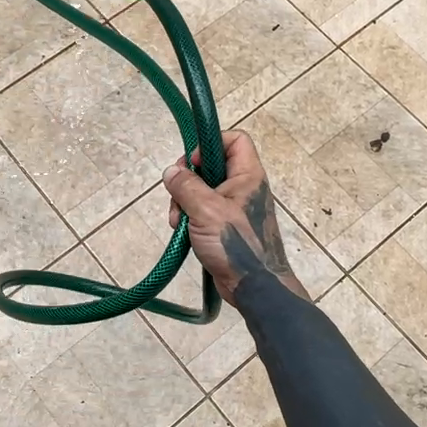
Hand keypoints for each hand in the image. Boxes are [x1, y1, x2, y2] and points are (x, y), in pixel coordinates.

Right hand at [162, 131, 309, 304]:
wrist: (255, 287)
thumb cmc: (236, 244)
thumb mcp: (206, 210)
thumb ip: (186, 187)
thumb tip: (171, 172)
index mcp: (248, 175)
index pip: (234, 140)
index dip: (211, 144)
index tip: (194, 163)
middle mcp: (243, 187)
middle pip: (211, 166)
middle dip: (188, 179)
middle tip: (177, 193)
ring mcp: (234, 208)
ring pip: (203, 190)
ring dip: (184, 202)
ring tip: (177, 220)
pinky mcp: (225, 226)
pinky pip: (203, 211)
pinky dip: (189, 218)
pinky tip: (181, 232)